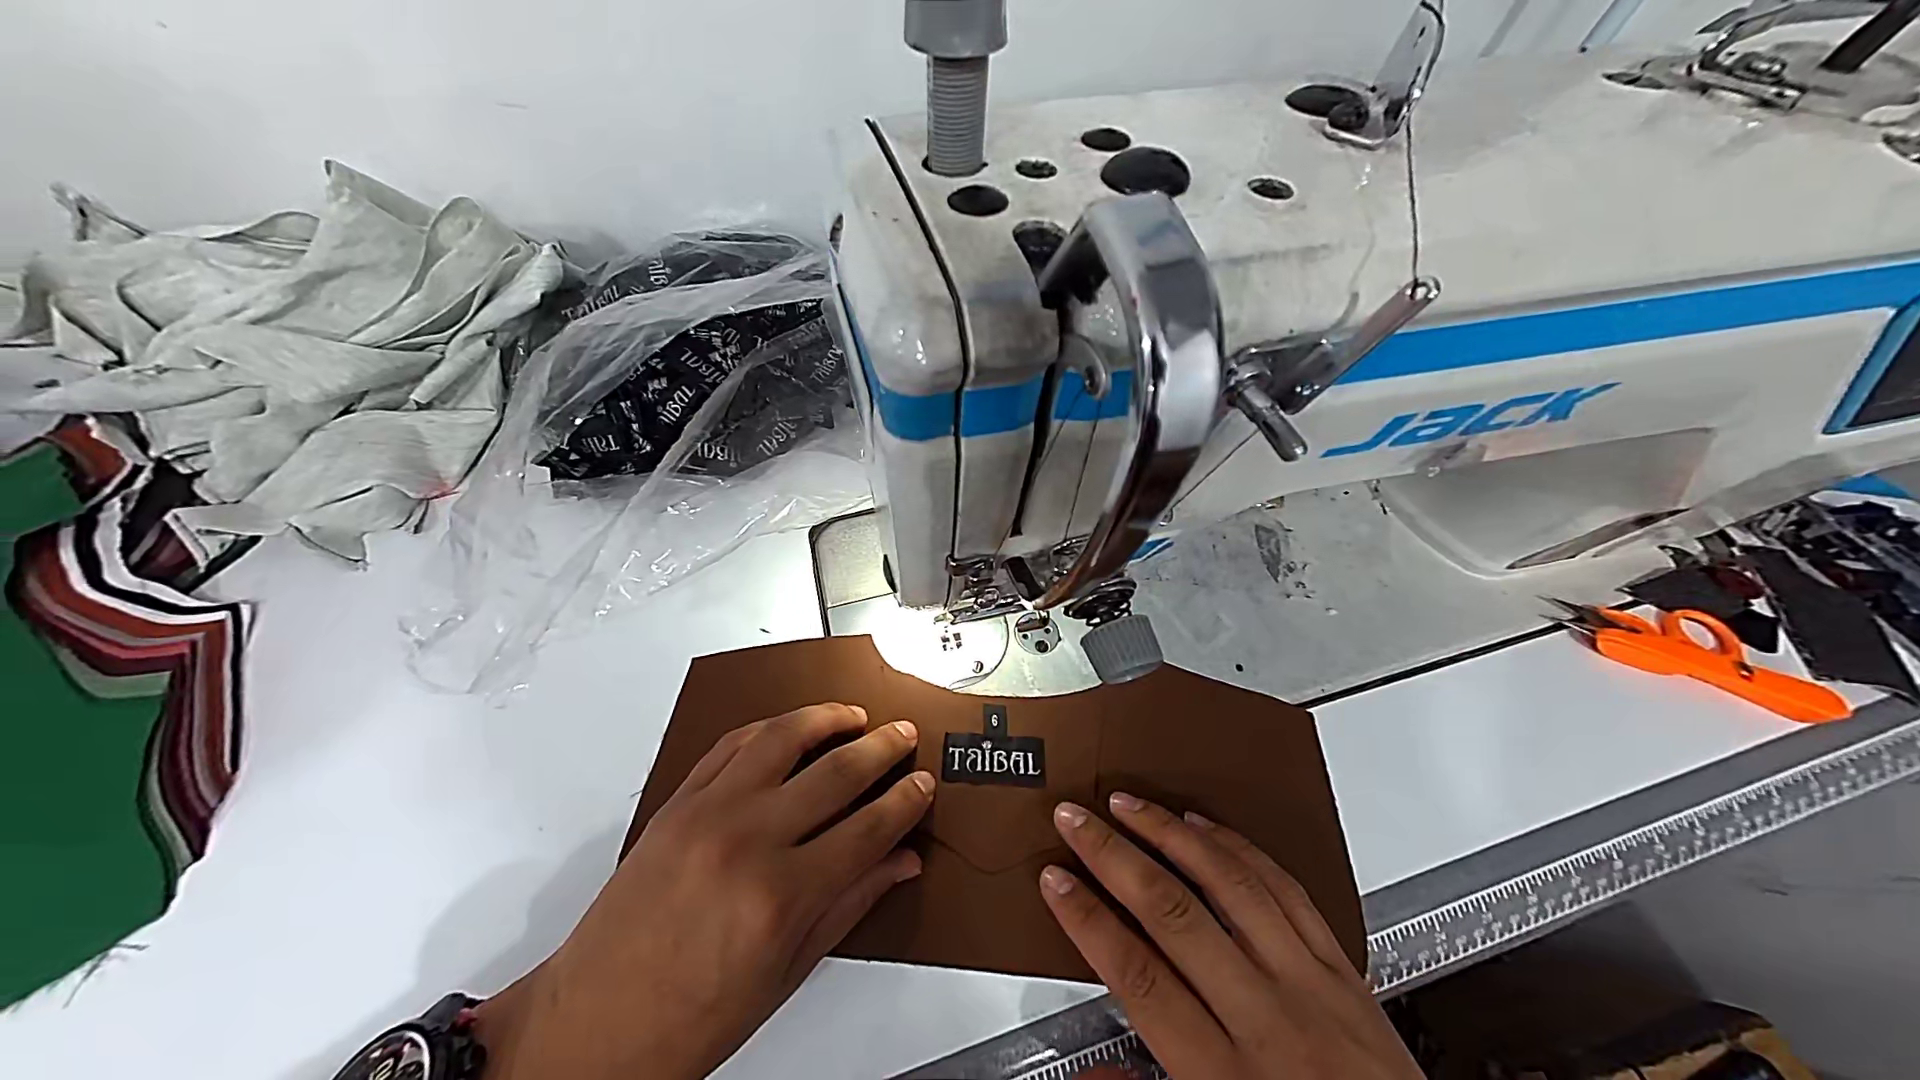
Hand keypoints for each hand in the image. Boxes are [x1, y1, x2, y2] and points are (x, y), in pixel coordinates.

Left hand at [474, 703, 933, 1079]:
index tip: (919, 785)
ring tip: (854, 714)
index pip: (869, 827)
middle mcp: (747, 843)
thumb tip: (896, 863)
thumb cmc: (683, 1019)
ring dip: (827, 717)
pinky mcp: (676, 804)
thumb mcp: (788, 971)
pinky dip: (767, 727)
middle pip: (837, 772)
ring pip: (784, 738)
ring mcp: (707, 815)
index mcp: (781, 896)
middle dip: (881, 747)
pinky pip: (730, 745)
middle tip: (901, 736)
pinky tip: (788, 726)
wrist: (591, 1027)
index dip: (905, 801)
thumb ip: (850, 903)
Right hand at [1040, 794, 1421, 1079]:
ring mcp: (1309, 985)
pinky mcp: (1342, 967)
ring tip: (1130, 803)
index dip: (1088, 919)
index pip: (1138, 975)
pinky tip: (1206, 824)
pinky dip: (1240, 848)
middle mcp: (1268, 1020)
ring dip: (1170, 833)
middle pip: (1173, 914)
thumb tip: (1089, 1074)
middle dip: (1113, 856)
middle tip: (1076, 819)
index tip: (1056, 881)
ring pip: (1229, 884)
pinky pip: (1286, 889)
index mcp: (1226, 1076)